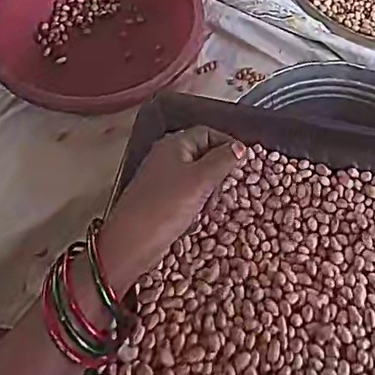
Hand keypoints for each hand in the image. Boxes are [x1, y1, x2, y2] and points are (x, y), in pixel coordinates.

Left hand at [96, 127, 242, 290]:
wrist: (131, 242)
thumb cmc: (165, 206)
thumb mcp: (200, 180)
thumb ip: (222, 160)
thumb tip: (240, 147)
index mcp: (173, 145)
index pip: (207, 133)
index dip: (226, 145)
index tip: (243, 163)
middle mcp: (166, 158)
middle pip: (203, 156)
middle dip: (217, 174)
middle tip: (220, 193)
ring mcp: (162, 180)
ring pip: (197, 179)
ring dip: (208, 194)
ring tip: (206, 211)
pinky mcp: (161, 201)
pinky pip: (187, 197)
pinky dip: (195, 207)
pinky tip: (193, 220)